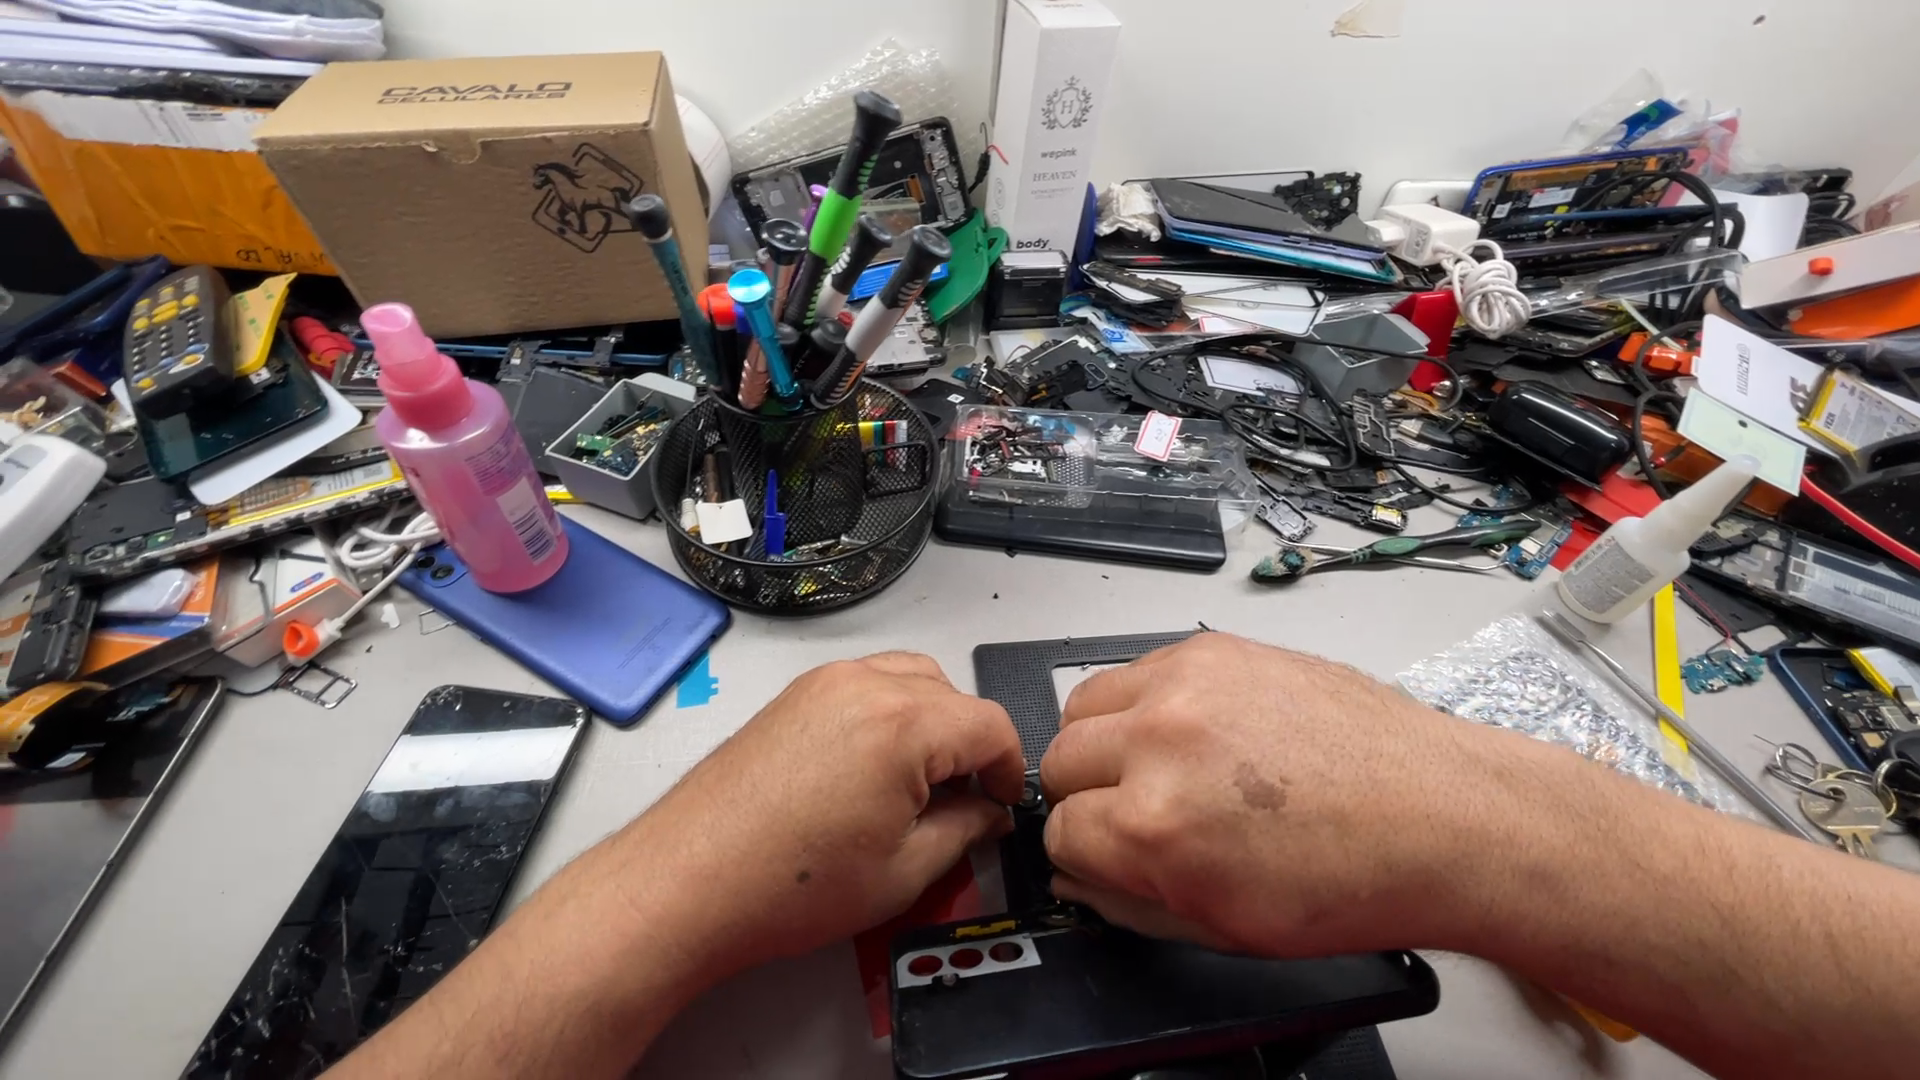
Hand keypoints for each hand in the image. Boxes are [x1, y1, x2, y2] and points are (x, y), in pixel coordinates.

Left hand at [629, 652, 1023, 977]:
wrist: (687, 880)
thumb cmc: (791, 884)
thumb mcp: (903, 871)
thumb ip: (966, 830)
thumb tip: (990, 811)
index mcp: (903, 723)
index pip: (990, 723)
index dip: (1010, 766)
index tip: (1002, 803)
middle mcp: (866, 683)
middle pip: (954, 695)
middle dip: (971, 745)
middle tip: (962, 800)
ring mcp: (827, 681)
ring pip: (913, 678)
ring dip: (933, 721)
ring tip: (918, 780)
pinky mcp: (798, 691)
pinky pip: (869, 682)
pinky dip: (892, 711)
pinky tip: (873, 765)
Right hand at [1039, 633, 1493, 957]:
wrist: (1438, 813)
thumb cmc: (1352, 877)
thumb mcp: (1225, 928)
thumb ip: (1128, 903)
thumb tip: (1075, 875)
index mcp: (1155, 827)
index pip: (1058, 832)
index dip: (1079, 851)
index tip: (1101, 847)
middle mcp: (1157, 743)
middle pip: (1055, 761)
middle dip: (1081, 796)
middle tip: (1124, 807)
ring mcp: (1183, 684)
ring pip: (1079, 705)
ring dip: (1099, 740)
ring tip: (1148, 760)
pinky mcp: (1209, 647)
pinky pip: (1133, 670)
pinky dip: (1141, 702)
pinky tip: (1188, 726)